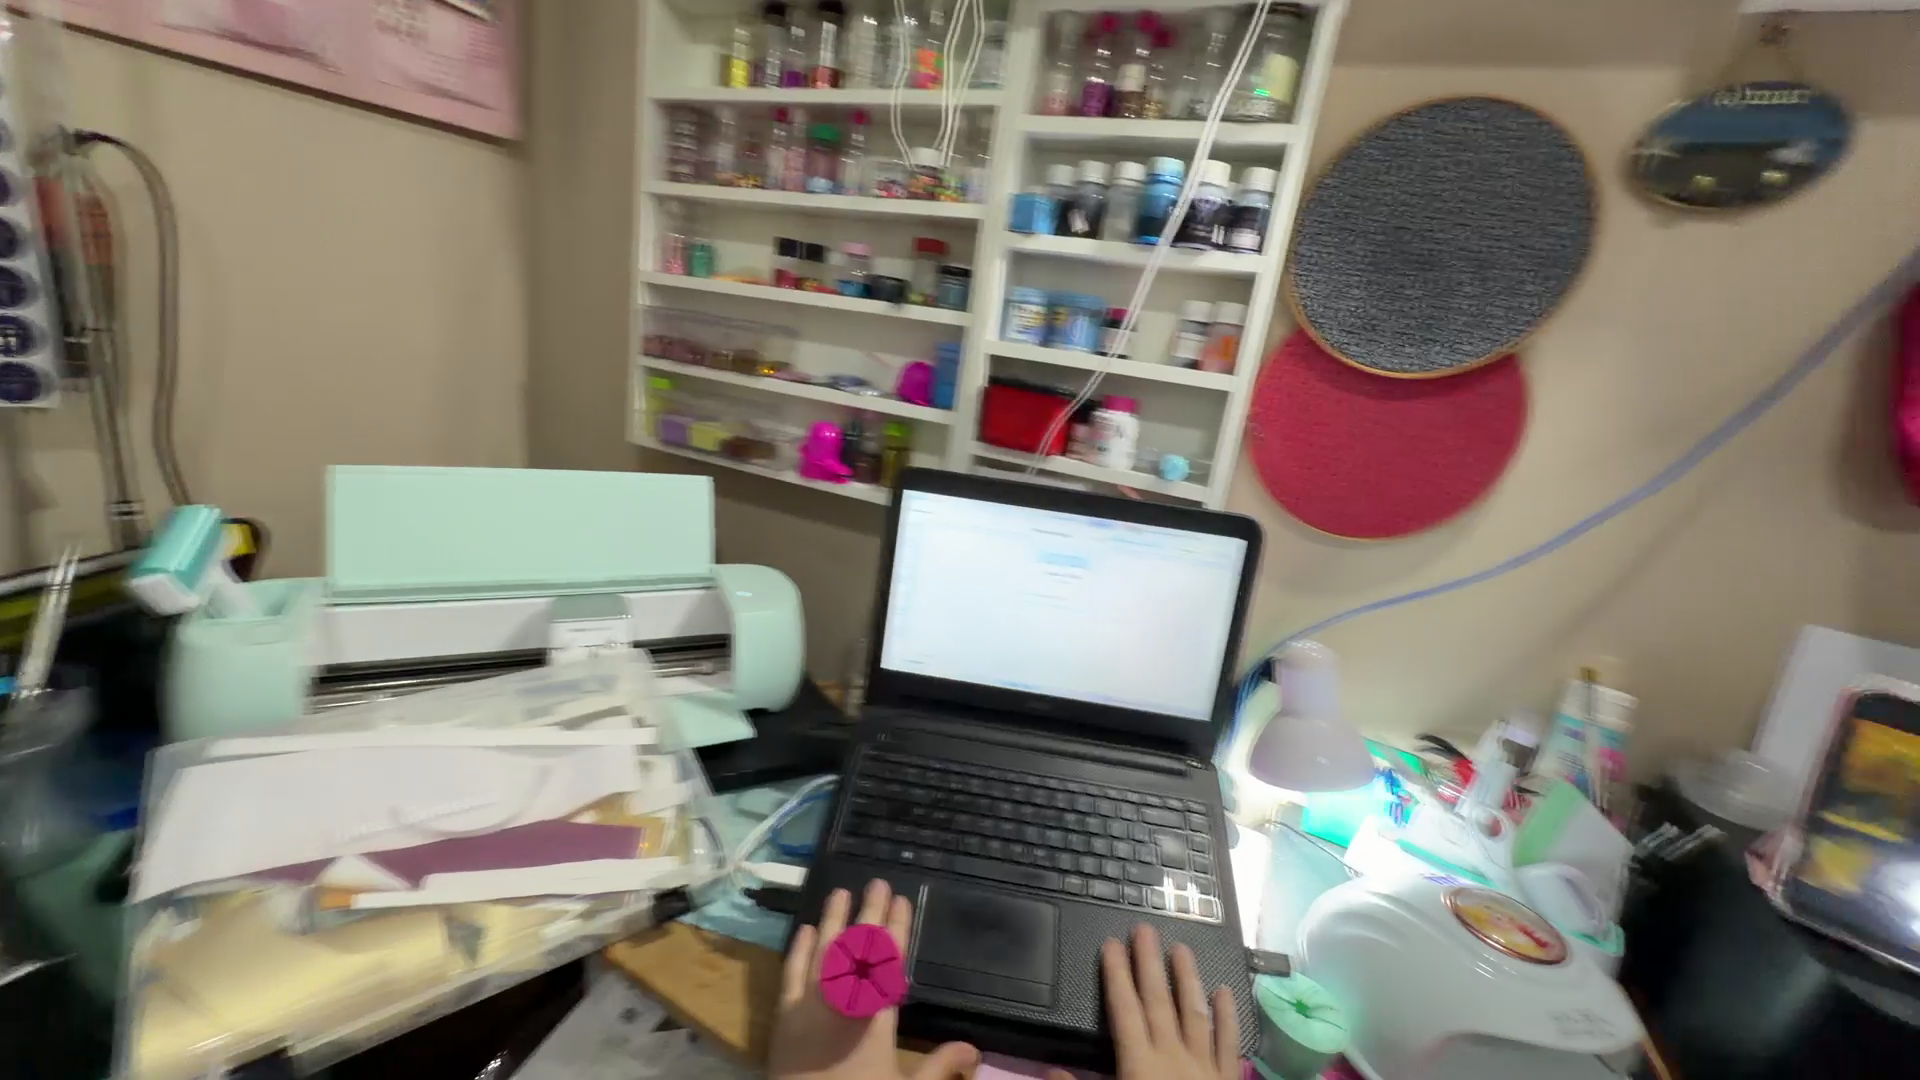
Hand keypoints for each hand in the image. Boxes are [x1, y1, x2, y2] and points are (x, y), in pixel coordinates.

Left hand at [770, 878, 979, 1079]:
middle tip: (877, 882)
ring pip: (824, 951)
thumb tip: (975, 1048)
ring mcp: (810, 1005)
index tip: (902, 899)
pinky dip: (799, 950)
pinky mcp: (782, 1017)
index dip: (897, 928)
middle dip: (870, 912)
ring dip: (834, 919)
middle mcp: (844, 1001)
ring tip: (841, 892)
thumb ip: (939, 1066)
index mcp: (875, 1017)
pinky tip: (806, 929)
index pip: (890, 961)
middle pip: (859, 947)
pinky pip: (791, 974)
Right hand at [1052, 924, 1240, 1079]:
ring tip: (1181, 947)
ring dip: (1186, 978)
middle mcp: (1171, 1057)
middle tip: (1144, 928)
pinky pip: (1228, 1043)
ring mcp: (1203, 1068)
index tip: (1110, 942)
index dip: (1115, 975)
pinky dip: (1228, 1016)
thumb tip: (1048, 1071)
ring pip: (1194, 1012)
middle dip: (1148, 963)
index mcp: (1139, 1065)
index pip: (1124, 1010)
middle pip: (1158, 1001)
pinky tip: (1225, 991)